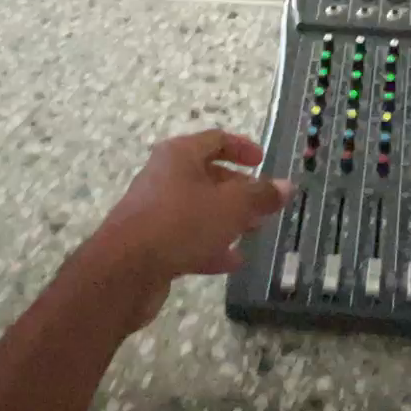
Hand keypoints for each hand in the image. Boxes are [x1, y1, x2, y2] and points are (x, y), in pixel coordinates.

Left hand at [92, 129, 291, 327]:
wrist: (123, 272)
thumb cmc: (181, 223)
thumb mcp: (231, 206)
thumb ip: (261, 195)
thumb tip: (286, 186)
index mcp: (180, 155)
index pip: (216, 139)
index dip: (242, 148)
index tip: (263, 161)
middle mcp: (164, 176)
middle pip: (208, 175)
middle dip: (239, 190)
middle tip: (262, 204)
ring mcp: (154, 210)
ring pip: (198, 208)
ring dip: (227, 219)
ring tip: (253, 232)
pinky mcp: (149, 242)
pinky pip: (186, 236)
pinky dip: (209, 244)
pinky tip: (231, 261)